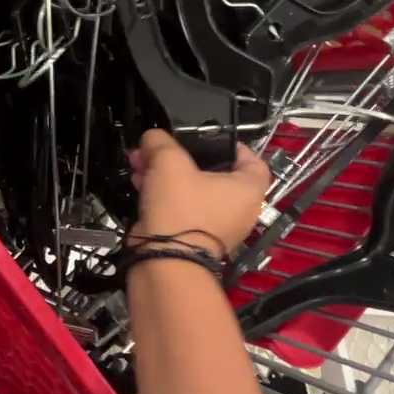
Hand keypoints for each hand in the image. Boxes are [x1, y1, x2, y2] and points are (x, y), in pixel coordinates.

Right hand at [127, 129, 269, 256]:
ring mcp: (216, 224)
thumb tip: (153, 137)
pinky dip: (164, 193)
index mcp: (247, 190)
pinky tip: (140, 184)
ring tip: (139, 164)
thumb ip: (161, 141)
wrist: (164, 257)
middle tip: (156, 149)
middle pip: (212, 172)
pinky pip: (182, 205)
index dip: (231, 144)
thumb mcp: (168, 162)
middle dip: (179, 157)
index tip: (205, 136)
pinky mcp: (193, 234)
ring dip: (165, 173)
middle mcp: (238, 208)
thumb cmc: (180, 206)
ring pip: (192, 188)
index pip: (253, 160)